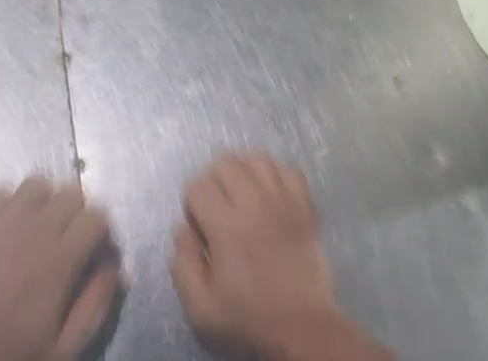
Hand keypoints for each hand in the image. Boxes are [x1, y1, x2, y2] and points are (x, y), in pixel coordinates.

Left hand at [0, 177, 121, 360]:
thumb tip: (115, 267)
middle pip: (71, 192)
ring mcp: (2, 223)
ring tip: (40, 227)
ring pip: (36, 183)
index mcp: (61, 260)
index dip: (101, 231)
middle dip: (77, 212)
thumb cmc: (13, 353)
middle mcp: (35, 231)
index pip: (97, 215)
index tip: (94, 250)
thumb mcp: (65, 347)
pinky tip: (9, 226)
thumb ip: (96, 304)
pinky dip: (10, 202)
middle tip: (69, 240)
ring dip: (45, 200)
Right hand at [169, 152, 360, 358]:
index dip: (192, 202)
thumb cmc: (249, 318)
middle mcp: (254, 204)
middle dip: (214, 180)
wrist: (302, 329)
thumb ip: (183, 265)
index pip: (198, 185)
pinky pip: (290, 171)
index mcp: (226, 227)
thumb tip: (182, 229)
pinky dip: (277, 177)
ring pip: (257, 158)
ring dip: (244, 171)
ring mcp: (283, 202)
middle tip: (218, 208)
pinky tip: (271, 198)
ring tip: (243, 196)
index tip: (200, 226)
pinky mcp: (305, 207)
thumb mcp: (201, 307)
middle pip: (225, 162)